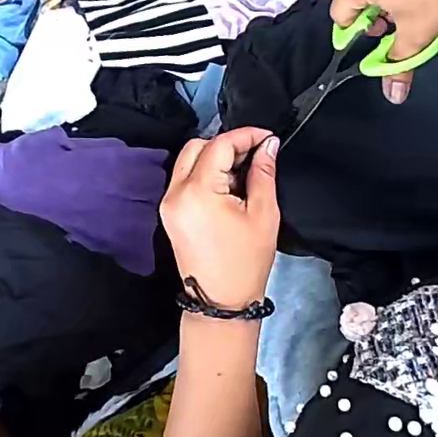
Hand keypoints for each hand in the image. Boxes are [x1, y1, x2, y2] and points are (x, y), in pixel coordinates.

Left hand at [160, 128, 280, 311]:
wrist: (222, 301)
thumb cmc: (246, 261)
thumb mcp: (264, 214)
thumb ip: (264, 173)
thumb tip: (269, 145)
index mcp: (197, 192)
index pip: (219, 145)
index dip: (246, 135)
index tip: (268, 138)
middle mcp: (175, 193)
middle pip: (198, 146)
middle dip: (229, 144)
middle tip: (257, 153)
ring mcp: (168, 203)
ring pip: (189, 160)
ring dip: (216, 157)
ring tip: (246, 171)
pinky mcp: (170, 213)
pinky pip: (186, 179)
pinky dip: (206, 173)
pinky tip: (230, 186)